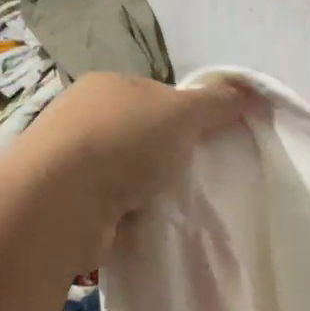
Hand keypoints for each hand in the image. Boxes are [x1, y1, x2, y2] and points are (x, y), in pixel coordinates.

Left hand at [9, 71, 252, 227]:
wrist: (62, 200)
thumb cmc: (124, 143)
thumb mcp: (182, 113)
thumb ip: (215, 102)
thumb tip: (247, 90)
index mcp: (107, 85)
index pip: (155, 96)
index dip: (183, 118)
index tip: (204, 144)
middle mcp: (82, 117)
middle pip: (139, 135)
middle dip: (164, 156)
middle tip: (191, 178)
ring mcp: (69, 160)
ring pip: (123, 172)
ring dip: (143, 189)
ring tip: (169, 206)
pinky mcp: (65, 201)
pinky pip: (108, 204)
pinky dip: (125, 214)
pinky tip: (140, 224)